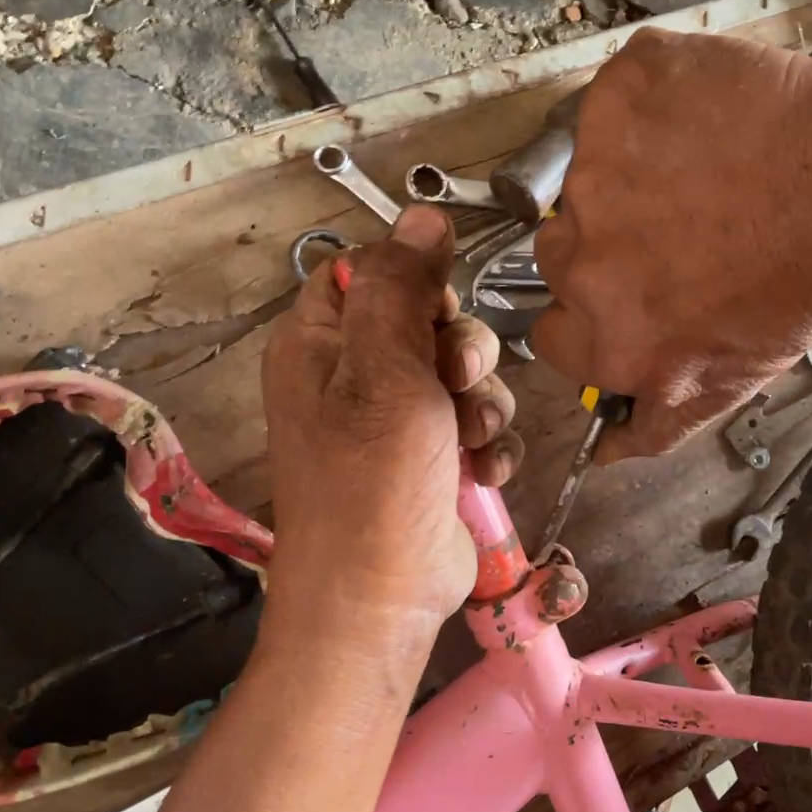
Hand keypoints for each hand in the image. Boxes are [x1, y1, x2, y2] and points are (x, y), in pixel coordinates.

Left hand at [261, 206, 523, 637]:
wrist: (382, 599)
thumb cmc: (373, 483)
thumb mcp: (385, 374)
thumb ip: (403, 289)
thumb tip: (423, 212)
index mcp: (322, 344)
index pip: (369, 274)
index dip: (414, 284)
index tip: (438, 312)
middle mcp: (357, 376)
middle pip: (431, 322)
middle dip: (463, 353)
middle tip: (460, 384)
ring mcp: (400, 422)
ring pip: (467, 376)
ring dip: (484, 406)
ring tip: (472, 444)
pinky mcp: (438, 460)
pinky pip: (480, 426)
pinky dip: (489, 447)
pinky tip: (481, 473)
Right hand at [531, 29, 811, 460]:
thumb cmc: (804, 296)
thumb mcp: (728, 386)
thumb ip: (655, 427)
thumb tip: (601, 453)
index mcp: (609, 340)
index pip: (554, 334)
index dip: (594, 314)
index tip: (631, 291)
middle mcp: (586, 261)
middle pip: (558, 257)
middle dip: (606, 249)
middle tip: (671, 233)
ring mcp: (596, 170)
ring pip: (581, 182)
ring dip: (624, 180)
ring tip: (697, 178)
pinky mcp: (619, 97)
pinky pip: (610, 108)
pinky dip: (646, 113)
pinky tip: (702, 128)